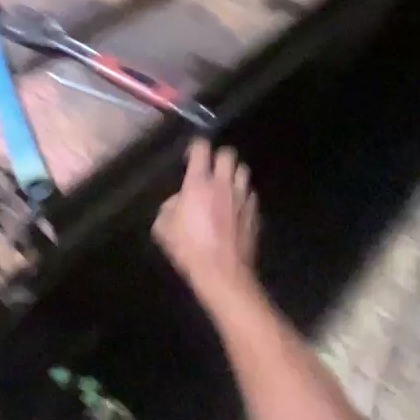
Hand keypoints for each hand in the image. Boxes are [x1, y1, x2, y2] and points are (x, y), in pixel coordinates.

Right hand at [152, 138, 259, 298]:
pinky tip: (236, 206)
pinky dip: (243, 195)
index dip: (195, 146)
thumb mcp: (163, 227)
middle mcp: (223, 184)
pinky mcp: (255, 213)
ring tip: (226, 184)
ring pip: (243, 171)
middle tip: (210, 167)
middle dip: (219, 156)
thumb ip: (169, 206)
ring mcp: (243, 197)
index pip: (201, 148)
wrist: (222, 273)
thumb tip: (179, 200)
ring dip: (233, 174)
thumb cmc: (189, 248)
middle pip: (228, 154)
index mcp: (198, 182)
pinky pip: (250, 194)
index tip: (190, 153)